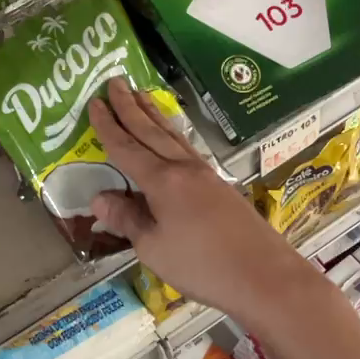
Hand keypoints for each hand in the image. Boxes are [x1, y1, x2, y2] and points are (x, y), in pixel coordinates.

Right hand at [89, 80, 320, 319]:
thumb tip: (99, 197)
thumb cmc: (202, 265)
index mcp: (162, 181)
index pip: (126, 147)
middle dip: (130, 107)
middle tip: (115, 82)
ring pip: (172, 136)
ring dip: (153, 115)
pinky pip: (187, 148)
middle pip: (151, 131)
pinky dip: (172, 134)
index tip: (94, 103)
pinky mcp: (219, 186)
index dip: (108, 126)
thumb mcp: (153, 248)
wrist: (264, 276)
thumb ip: (127, 219)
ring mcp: (205, 175)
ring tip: (139, 95)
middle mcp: (183, 169)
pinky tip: (171, 136)